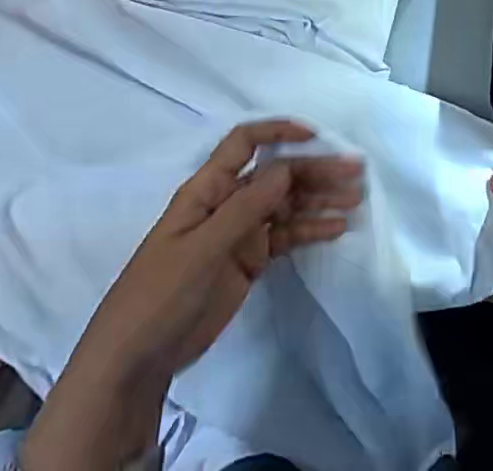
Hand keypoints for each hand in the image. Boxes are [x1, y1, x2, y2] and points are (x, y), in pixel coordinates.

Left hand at [23, 120, 362, 470]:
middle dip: (315, 170)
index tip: (315, 136)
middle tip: (356, 174)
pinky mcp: (249, 261)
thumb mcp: (201, 248)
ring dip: (320, 199)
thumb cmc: (160, 294)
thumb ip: (245, 208)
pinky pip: (286, 236)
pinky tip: (336, 228)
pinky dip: (310, 230)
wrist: (135, 360)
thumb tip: (286, 168)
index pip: (244, 143)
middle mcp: (227, 203)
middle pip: (277, 175)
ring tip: (357, 199)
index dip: (277, 132)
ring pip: (287, 205)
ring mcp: (239, 233)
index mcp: (207, 189)